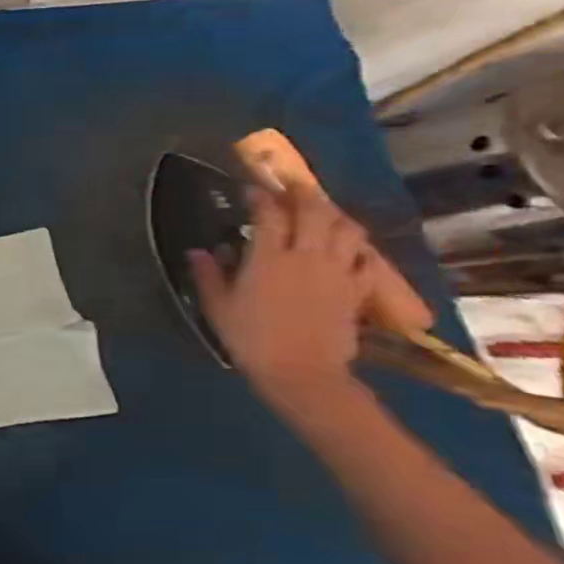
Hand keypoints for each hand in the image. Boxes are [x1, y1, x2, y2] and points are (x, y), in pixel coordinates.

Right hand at [189, 187, 374, 397]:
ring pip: (347, 228)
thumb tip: (197, 251)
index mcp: (269, 258)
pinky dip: (357, 247)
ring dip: (335, 215)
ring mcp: (337, 271)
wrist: (302, 373)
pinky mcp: (356, 289)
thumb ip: (208, 275)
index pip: (269, 214)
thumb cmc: (251, 339)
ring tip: (323, 214)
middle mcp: (306, 256)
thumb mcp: (218, 307)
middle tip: (292, 190)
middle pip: (315, 211)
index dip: (261, 197)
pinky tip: (347, 248)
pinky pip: (365, 258)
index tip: (252, 190)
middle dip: (304, 195)